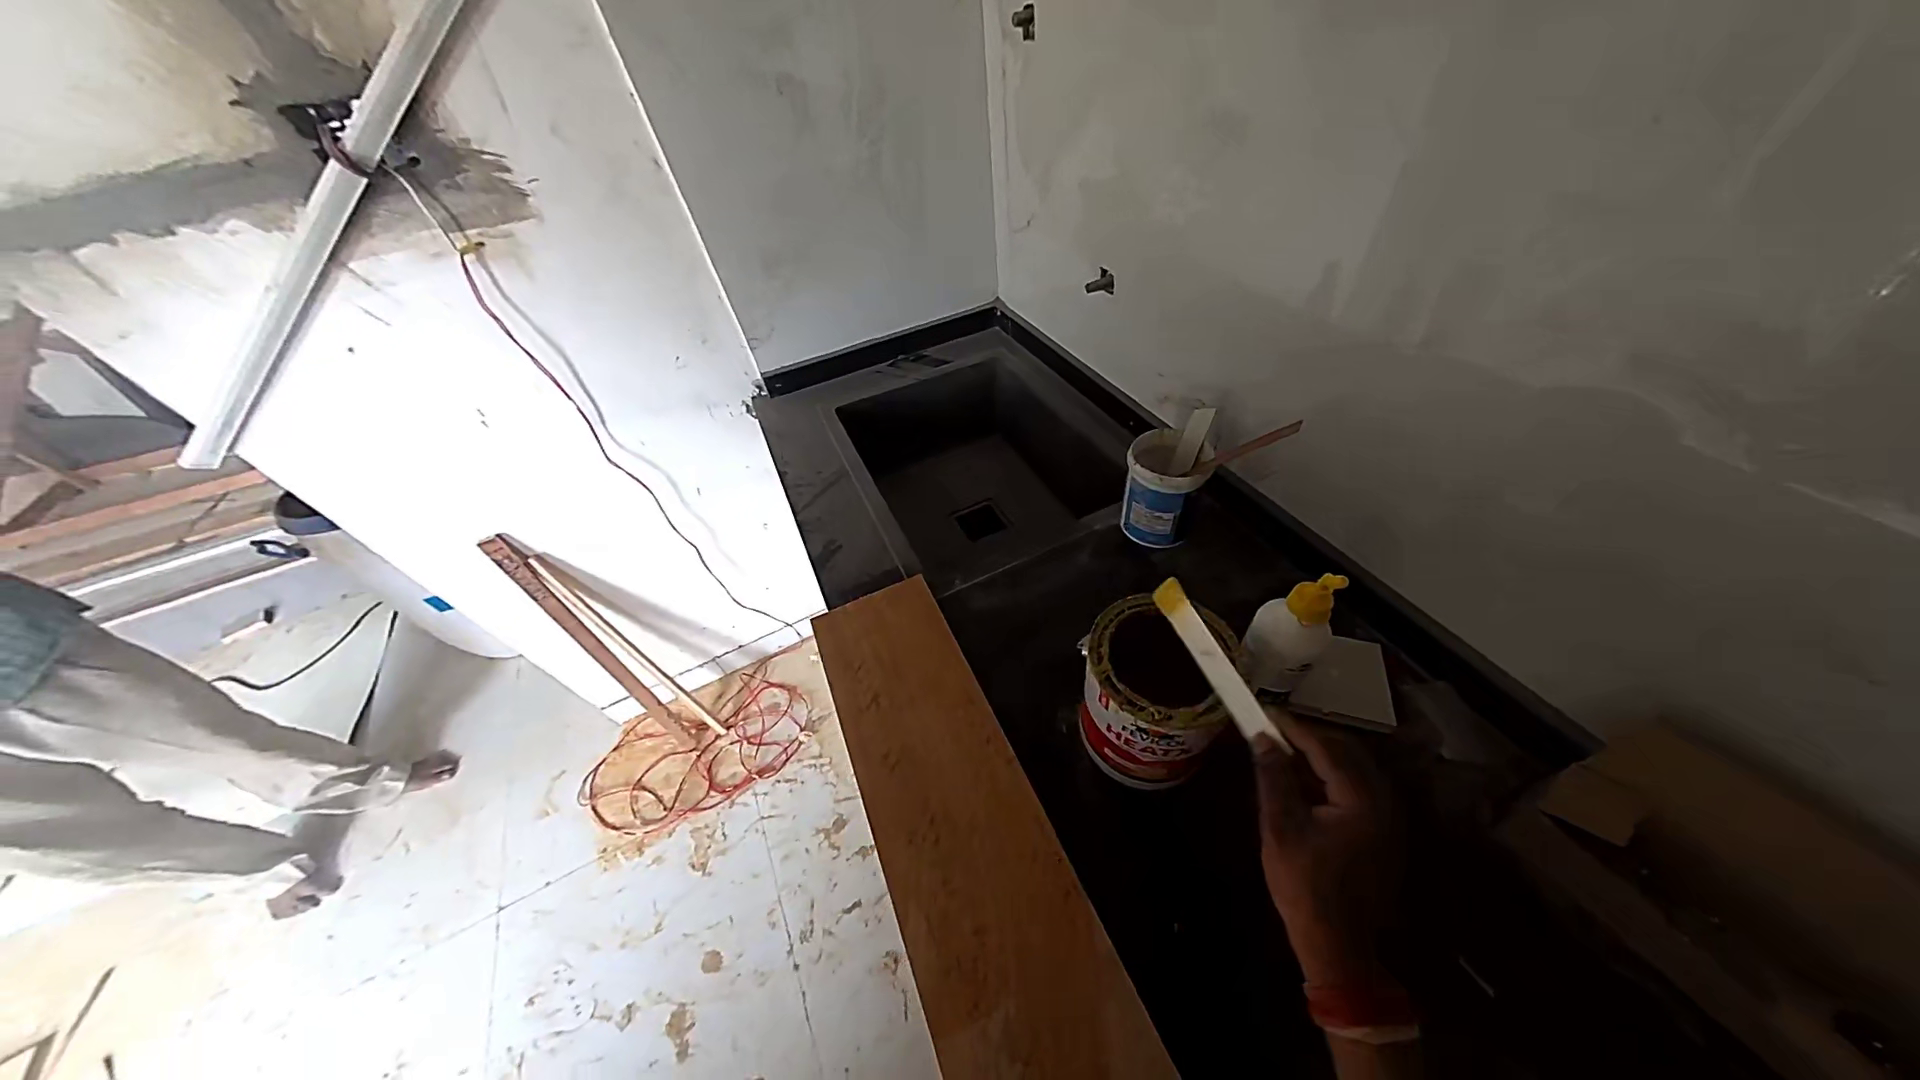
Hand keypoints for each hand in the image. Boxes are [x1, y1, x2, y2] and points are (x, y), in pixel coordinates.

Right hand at [1252, 715, 1397, 985]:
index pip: (1327, 747)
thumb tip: (1263, 738)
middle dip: (1308, 735)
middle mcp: (1383, 802)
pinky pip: (1356, 787)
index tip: (1264, 712)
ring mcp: (1387, 818)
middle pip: (1346, 751)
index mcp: (1362, 800)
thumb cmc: (1305, 885)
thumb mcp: (1280, 827)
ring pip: (1354, 768)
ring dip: (1319, 753)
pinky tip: (1303, 779)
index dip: (1293, 726)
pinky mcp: (1381, 832)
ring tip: (1282, 749)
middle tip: (1271, 728)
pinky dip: (1329, 775)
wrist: (1337, 942)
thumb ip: (1274, 777)